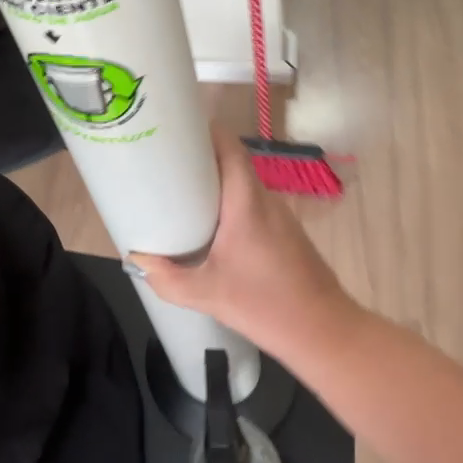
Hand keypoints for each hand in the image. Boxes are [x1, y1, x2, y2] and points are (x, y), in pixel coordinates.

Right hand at [127, 123, 362, 348]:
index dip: (203, 131)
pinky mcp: (286, 233)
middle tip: (163, 163)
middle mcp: (265, 200)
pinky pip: (251, 203)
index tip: (173, 130)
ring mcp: (280, 216)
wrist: (326, 333)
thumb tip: (136, 260)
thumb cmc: (267, 306)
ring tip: (179, 191)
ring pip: (242, 184)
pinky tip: (210, 224)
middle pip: (232, 162)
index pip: (229, 147)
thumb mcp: (208, 295)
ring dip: (214, 182)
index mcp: (246, 202)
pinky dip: (229, 202)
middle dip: (199, 158)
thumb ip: (167, 279)